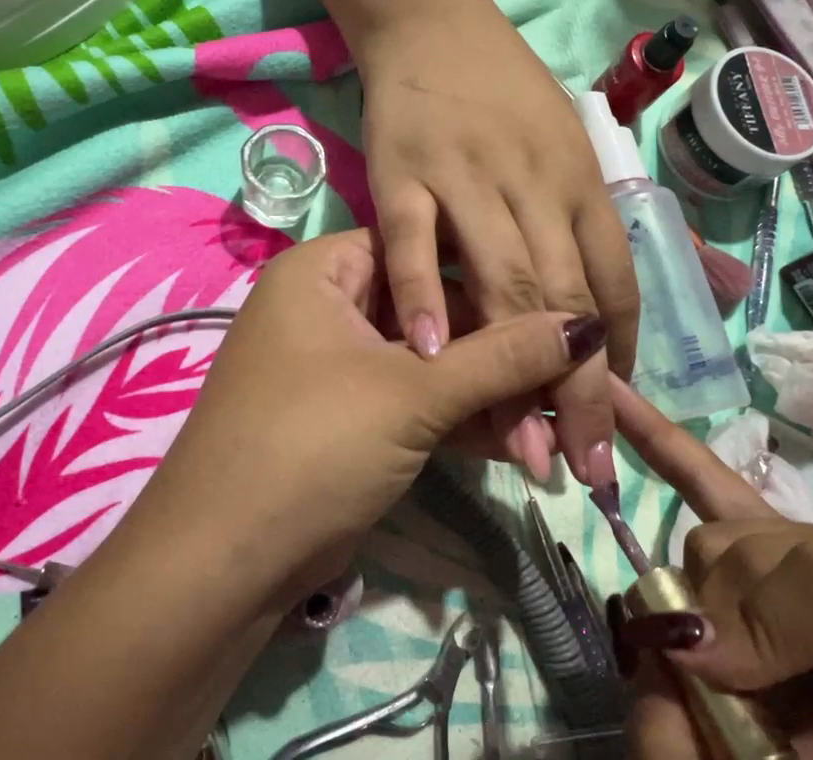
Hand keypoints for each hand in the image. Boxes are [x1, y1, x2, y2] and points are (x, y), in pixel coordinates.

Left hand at [139, 230, 608, 600]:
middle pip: (440, 315)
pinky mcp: (355, 418)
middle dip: (505, 364)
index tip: (566, 307)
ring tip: (557, 442)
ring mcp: (343, 366)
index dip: (499, 278)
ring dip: (494, 403)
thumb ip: (503, 354)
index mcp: (327, 270)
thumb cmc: (312, 445)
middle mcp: (333, 306)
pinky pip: (422, 404)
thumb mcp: (411, 393)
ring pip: (437, 366)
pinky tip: (524, 450)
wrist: (225, 563)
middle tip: (574, 396)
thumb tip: (587, 322)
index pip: (430, 250)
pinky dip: (465, 425)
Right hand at [355, 0, 639, 485]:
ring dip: (513, 367)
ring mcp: (468, 177)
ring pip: (501, 279)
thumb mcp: (568, 144)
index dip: (616, 359)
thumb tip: (605, 309)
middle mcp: (535, 183)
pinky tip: (428, 355)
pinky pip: (416, 241)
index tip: (611, 422)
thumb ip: (587, 221)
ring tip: (520, 448)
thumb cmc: (504, 93)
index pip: (613, 282)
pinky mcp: (403, 172)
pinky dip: (422, 296)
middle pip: (565, 297)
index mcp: (581, 180)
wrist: (431, 23)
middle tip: (584, 470)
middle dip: (578, 392)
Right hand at [608, 382, 812, 758]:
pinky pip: (720, 484)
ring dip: (697, 593)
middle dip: (715, 616)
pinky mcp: (798, 532)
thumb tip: (660, 654)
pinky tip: (618, 398)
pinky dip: (664, 447)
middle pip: (764, 546)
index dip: (754, 619)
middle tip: (704, 691)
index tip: (699, 670)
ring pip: (728, 529)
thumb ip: (744, 740)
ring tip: (710, 665)